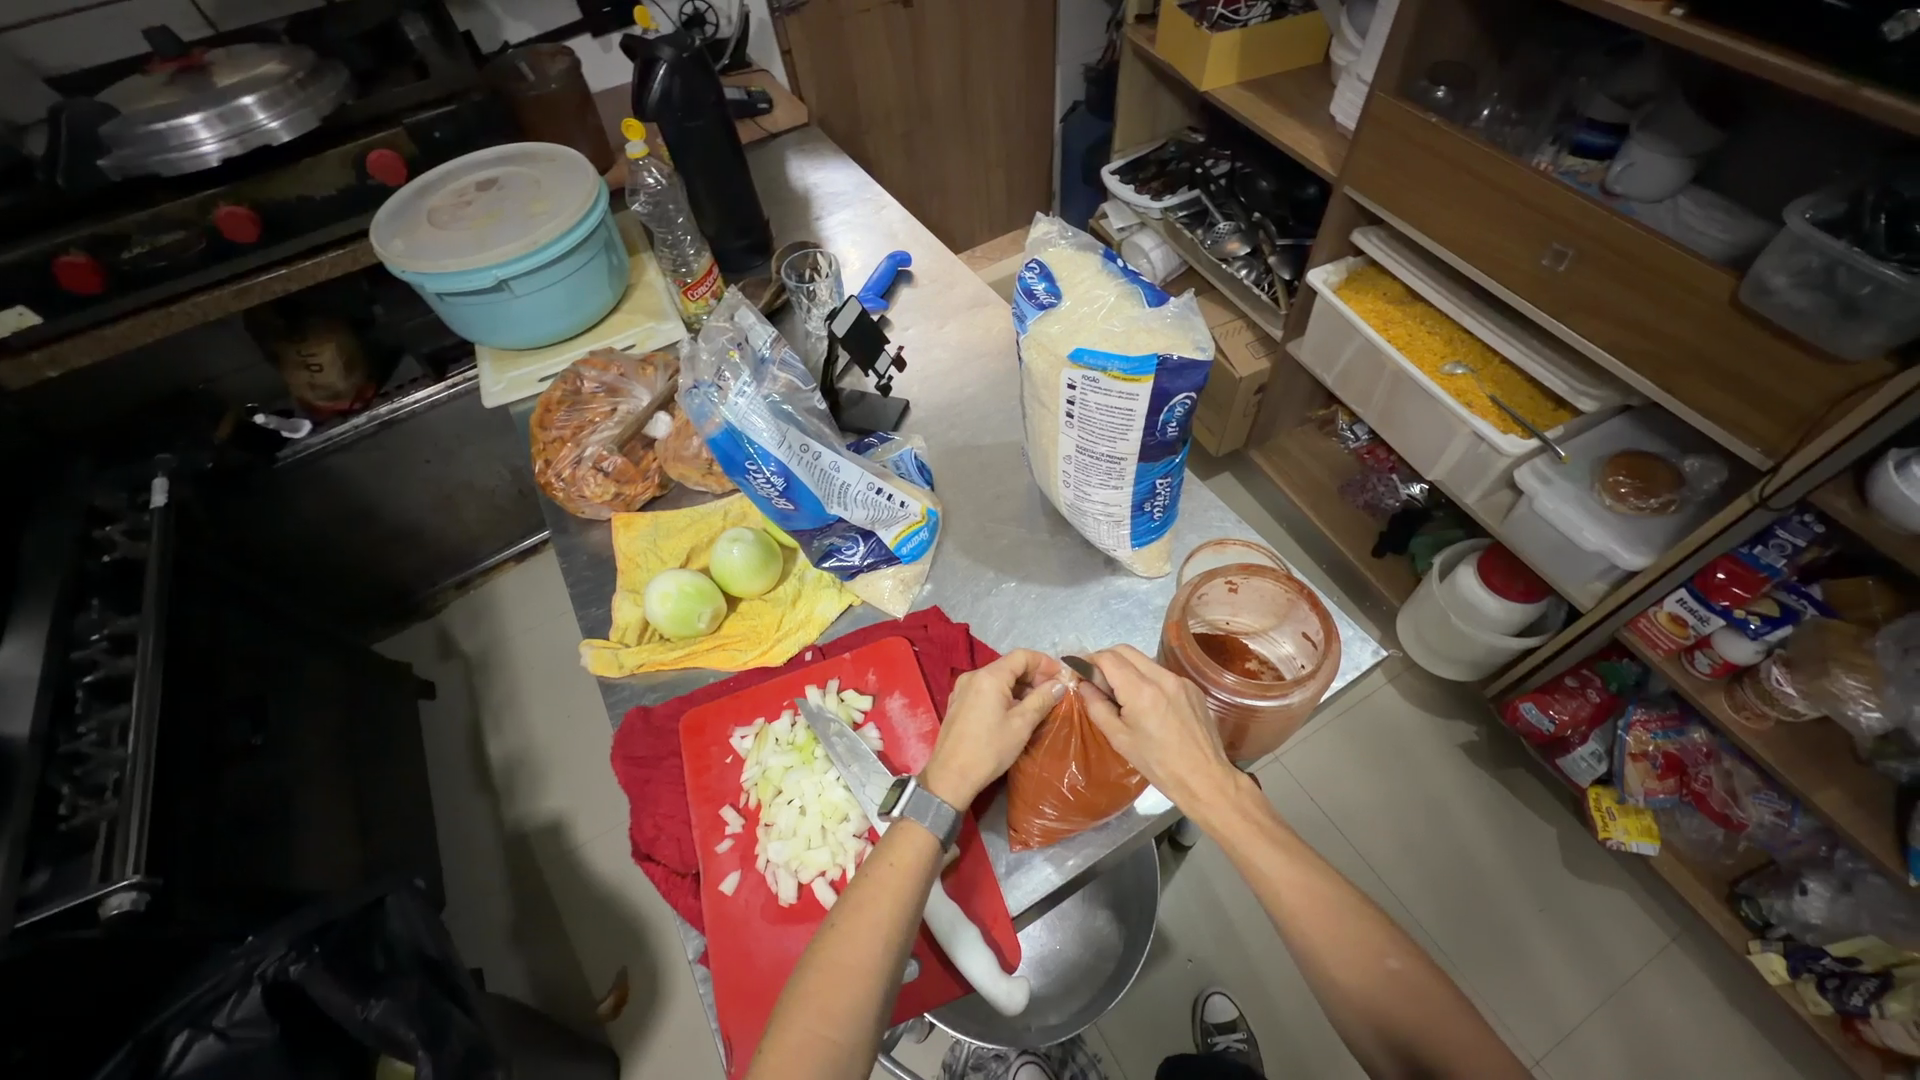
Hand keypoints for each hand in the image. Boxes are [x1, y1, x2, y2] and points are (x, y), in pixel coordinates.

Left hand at [921, 649, 1065, 805]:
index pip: (1022, 656)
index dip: (1044, 663)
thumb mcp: (1022, 724)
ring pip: (998, 678)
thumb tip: (1060, 684)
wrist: (950, 777)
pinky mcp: (958, 703)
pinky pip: (986, 689)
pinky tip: (1016, 711)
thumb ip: (1042, 699)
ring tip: (1039, 703)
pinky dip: (1004, 694)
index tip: (1062, 677)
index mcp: (989, 677)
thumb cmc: (989, 750)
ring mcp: (962, 689)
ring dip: (1020, 686)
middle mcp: (973, 676)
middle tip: (1053, 692)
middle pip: (1009, 665)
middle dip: (1033, 675)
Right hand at [1080, 645, 1242, 815]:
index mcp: (1141, 691)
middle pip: (1126, 650)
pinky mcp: (1193, 687)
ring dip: (1127, 668)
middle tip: (1097, 680)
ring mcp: (1181, 680)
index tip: (1080, 672)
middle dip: (1106, 659)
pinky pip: (1162, 673)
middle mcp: (1162, 677)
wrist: (1203, 778)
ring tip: (1121, 694)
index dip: (1089, 661)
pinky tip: (1147, 703)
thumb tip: (1084, 684)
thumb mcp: (1118, 738)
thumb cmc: (1156, 764)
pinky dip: (1147, 679)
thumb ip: (1097, 706)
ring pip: (1144, 660)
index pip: (1108, 658)